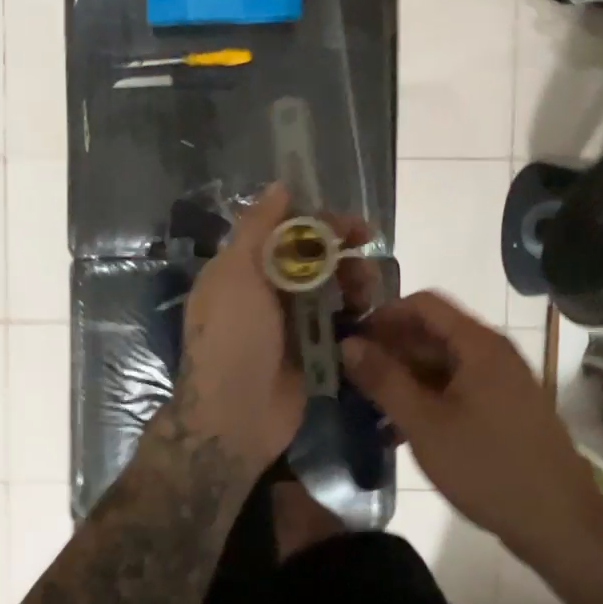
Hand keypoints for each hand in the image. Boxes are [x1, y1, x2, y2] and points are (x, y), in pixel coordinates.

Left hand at [172, 184, 370, 472]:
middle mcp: (265, 292)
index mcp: (242, 269)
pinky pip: (338, 324)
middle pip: (313, 259)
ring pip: (330, 290)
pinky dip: (355, 316)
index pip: (285, 231)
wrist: (235, 417)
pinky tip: (370, 316)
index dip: (320, 223)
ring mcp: (289, 324)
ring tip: (366, 293)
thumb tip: (278, 186)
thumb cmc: (233, 338)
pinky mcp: (311, 353)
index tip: (352, 225)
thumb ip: (257, 228)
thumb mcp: (235, 274)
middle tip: (368, 254)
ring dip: (353, 283)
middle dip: (342, 252)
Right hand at [341, 292, 602, 566]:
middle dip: (388, 349)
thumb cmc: (487, 468)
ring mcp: (502, 383)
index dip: (382, 315)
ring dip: (403, 377)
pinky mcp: (503, 411)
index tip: (348, 340)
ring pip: (441, 364)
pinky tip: (397, 428)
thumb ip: (384, 380)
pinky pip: (456, 389)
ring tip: (366, 404)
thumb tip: (348, 343)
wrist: (559, 525)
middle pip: (432, 333)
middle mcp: (493, 354)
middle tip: (349, 375)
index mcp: (479, 345)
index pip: (423, 304)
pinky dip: (425, 398)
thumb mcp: (424, 424)